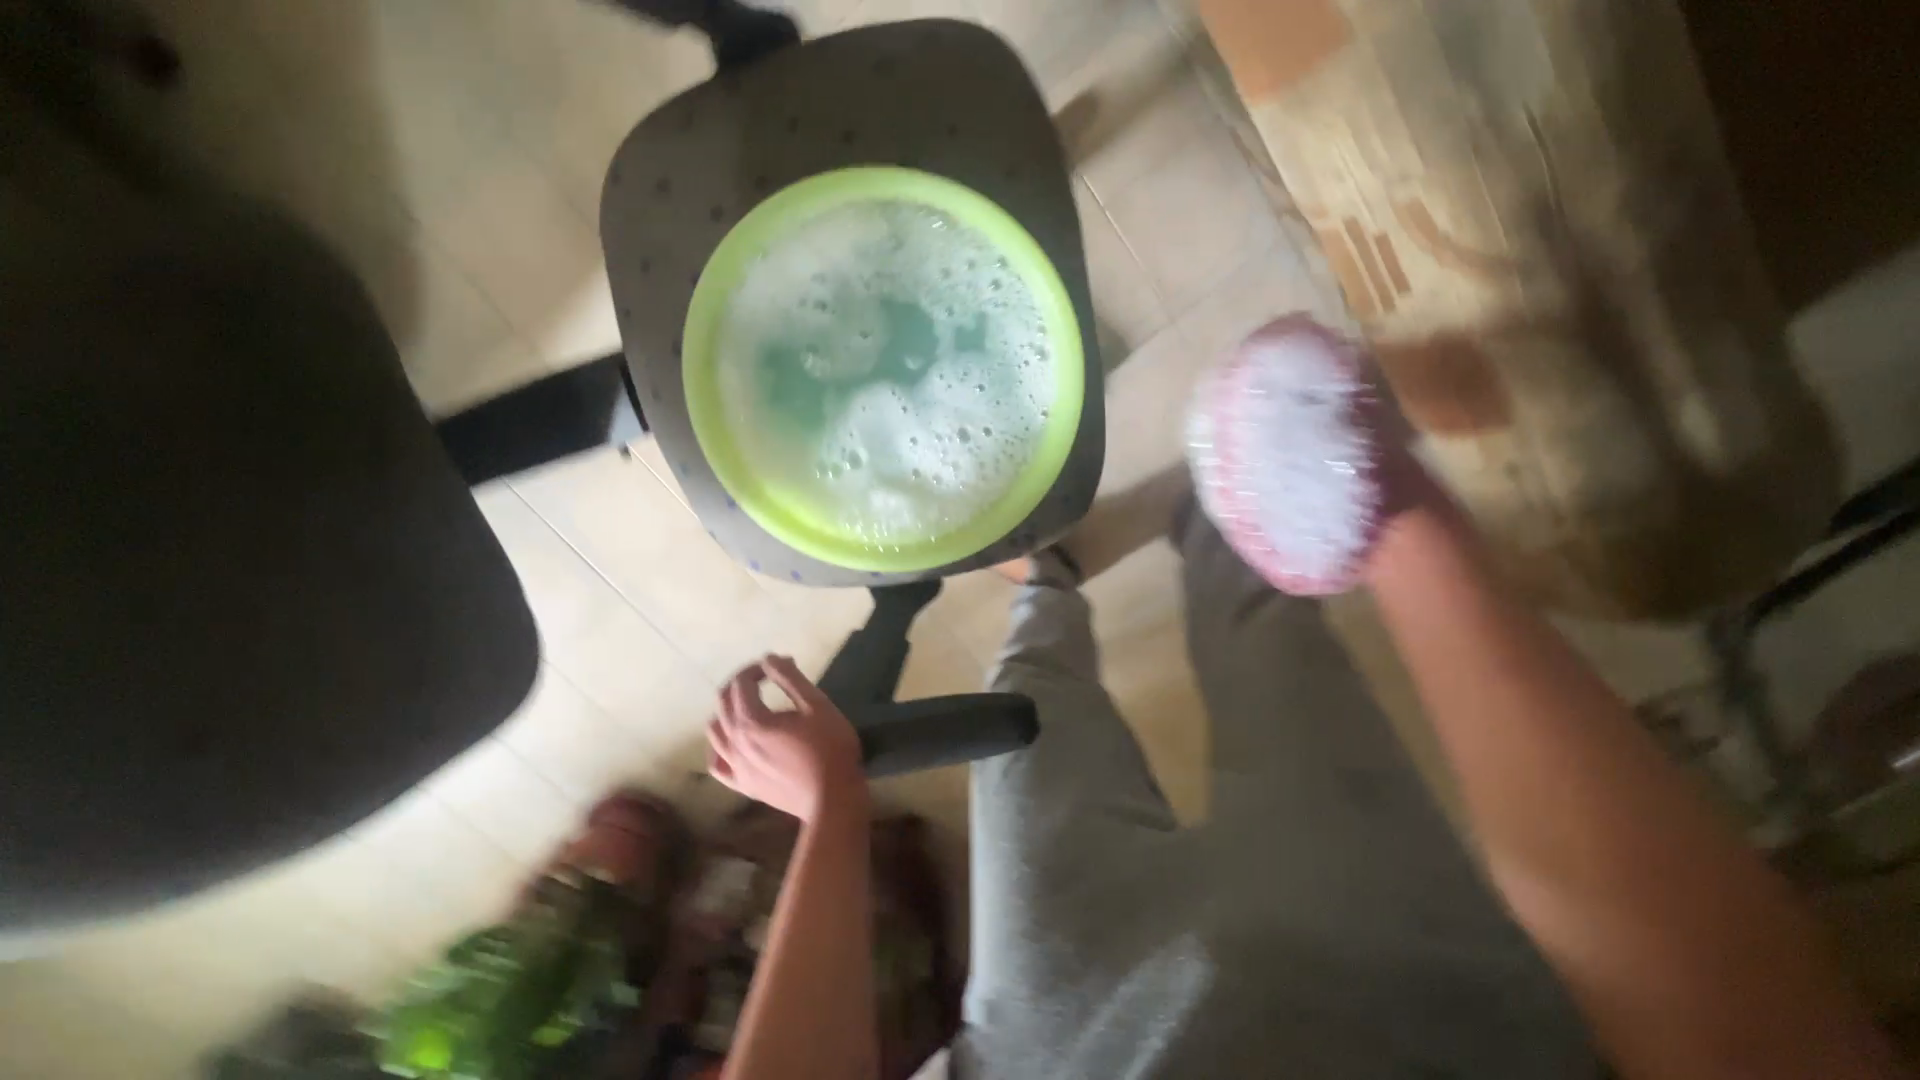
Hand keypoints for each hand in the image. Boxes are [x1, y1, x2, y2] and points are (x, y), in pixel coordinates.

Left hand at [707, 655, 863, 821]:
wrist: (832, 799)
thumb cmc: (830, 749)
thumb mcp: (817, 705)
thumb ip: (791, 678)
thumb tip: (769, 658)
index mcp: (752, 721)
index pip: (742, 683)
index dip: (759, 668)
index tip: (784, 663)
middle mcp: (735, 741)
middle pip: (723, 702)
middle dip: (741, 683)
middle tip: (764, 677)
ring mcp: (735, 766)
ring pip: (714, 730)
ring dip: (727, 710)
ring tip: (749, 706)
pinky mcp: (742, 785)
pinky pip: (717, 763)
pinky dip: (719, 747)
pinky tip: (731, 742)